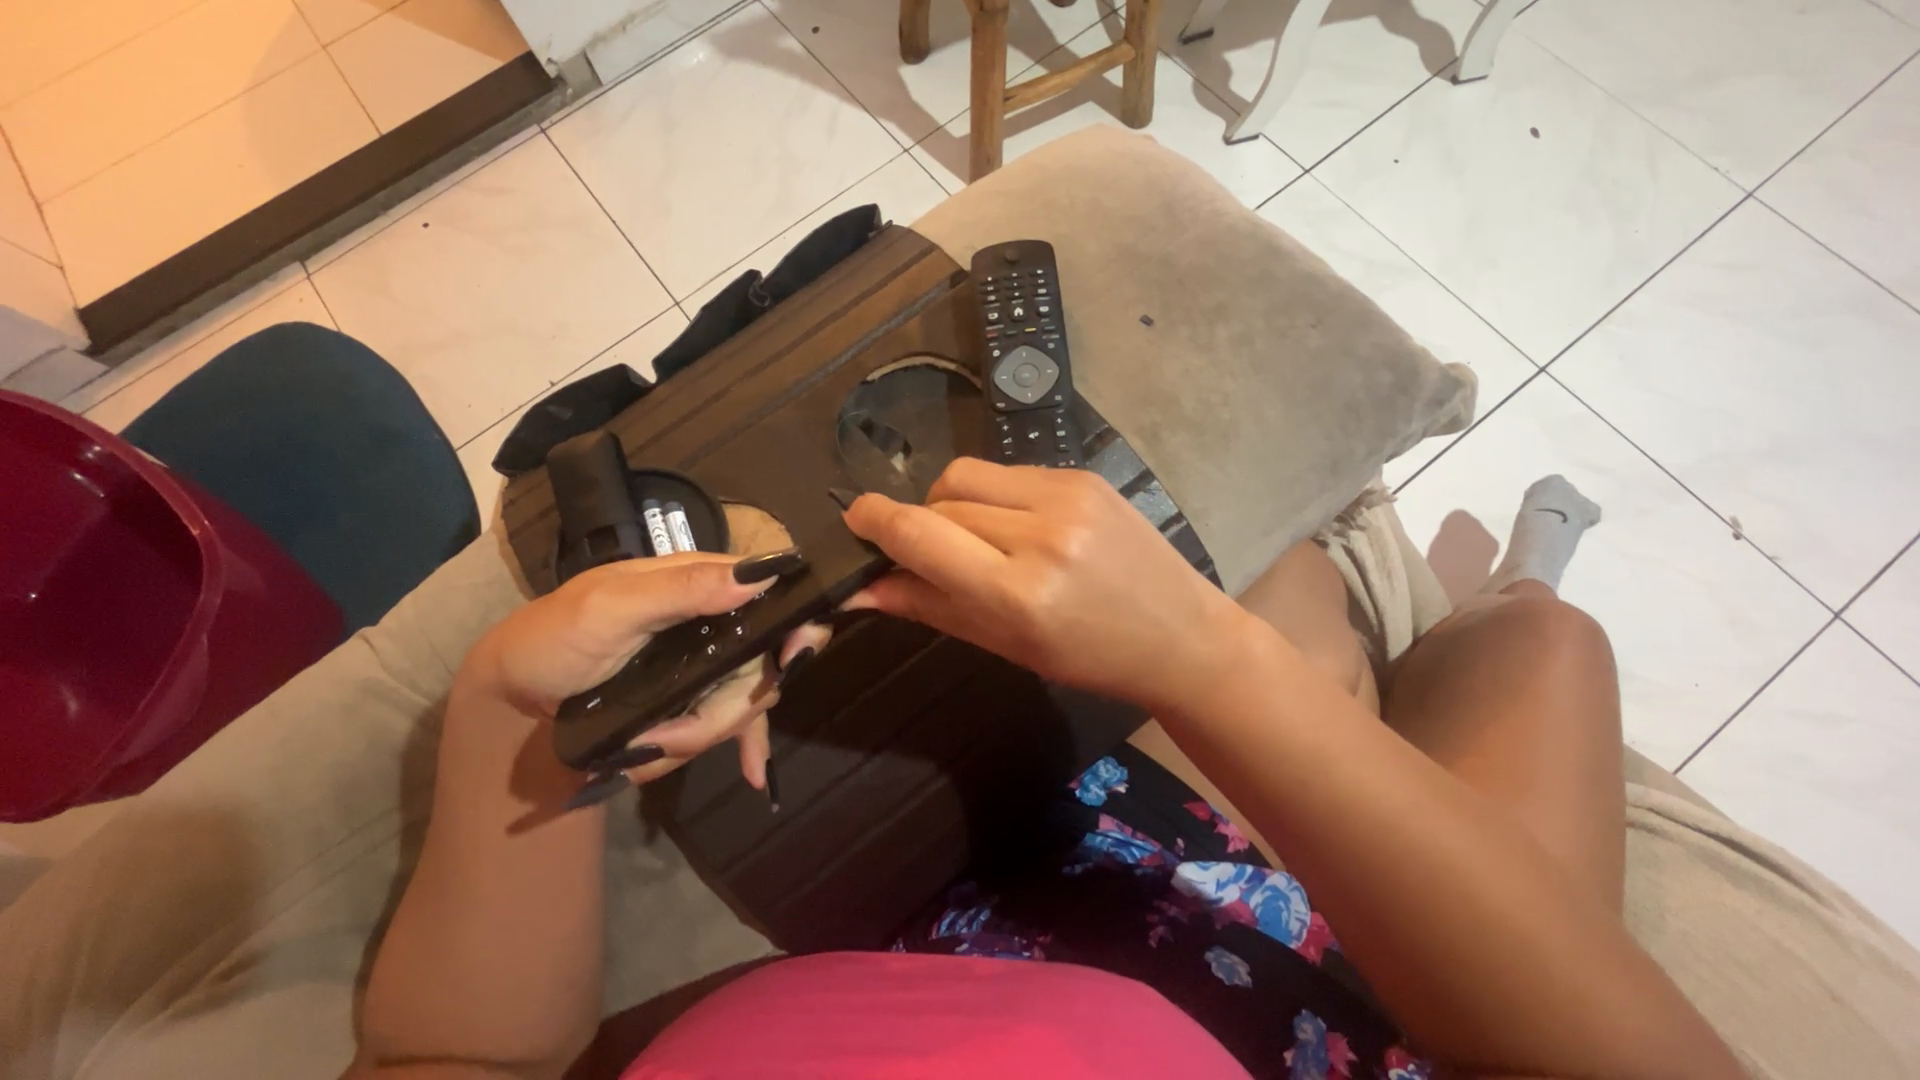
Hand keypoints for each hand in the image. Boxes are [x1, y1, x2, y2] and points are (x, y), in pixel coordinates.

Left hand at [460, 553, 824, 789]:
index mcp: (700, 582)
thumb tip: (756, 576)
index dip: (797, 619)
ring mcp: (708, 662)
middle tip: (671, 737)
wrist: (515, 695)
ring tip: (645, 752)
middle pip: (764, 662)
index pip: (773, 589)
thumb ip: (679, 590)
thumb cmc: (552, 638)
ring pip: (745, 701)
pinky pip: (736, 720)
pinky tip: (754, 773)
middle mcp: (715, 619)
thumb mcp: (608, 608)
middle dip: (726, 710)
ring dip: (702, 735)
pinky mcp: (697, 697)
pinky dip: (747, 745)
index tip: (794, 654)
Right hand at [842, 459, 1253, 712]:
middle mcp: (1040, 535)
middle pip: (940, 504)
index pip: (920, 536)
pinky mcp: (1082, 475)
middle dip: (923, 527)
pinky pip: (1007, 473)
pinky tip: (1018, 527)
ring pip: (966, 476)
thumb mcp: (1004, 644)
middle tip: (934, 557)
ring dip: (951, 504)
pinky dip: (993, 497)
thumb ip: (929, 607)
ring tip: (977, 539)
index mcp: (1017, 593)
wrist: (1179, 633)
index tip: (855, 519)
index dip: (874, 520)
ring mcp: (1066, 497)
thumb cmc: (1088, 656)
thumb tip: (863, 589)